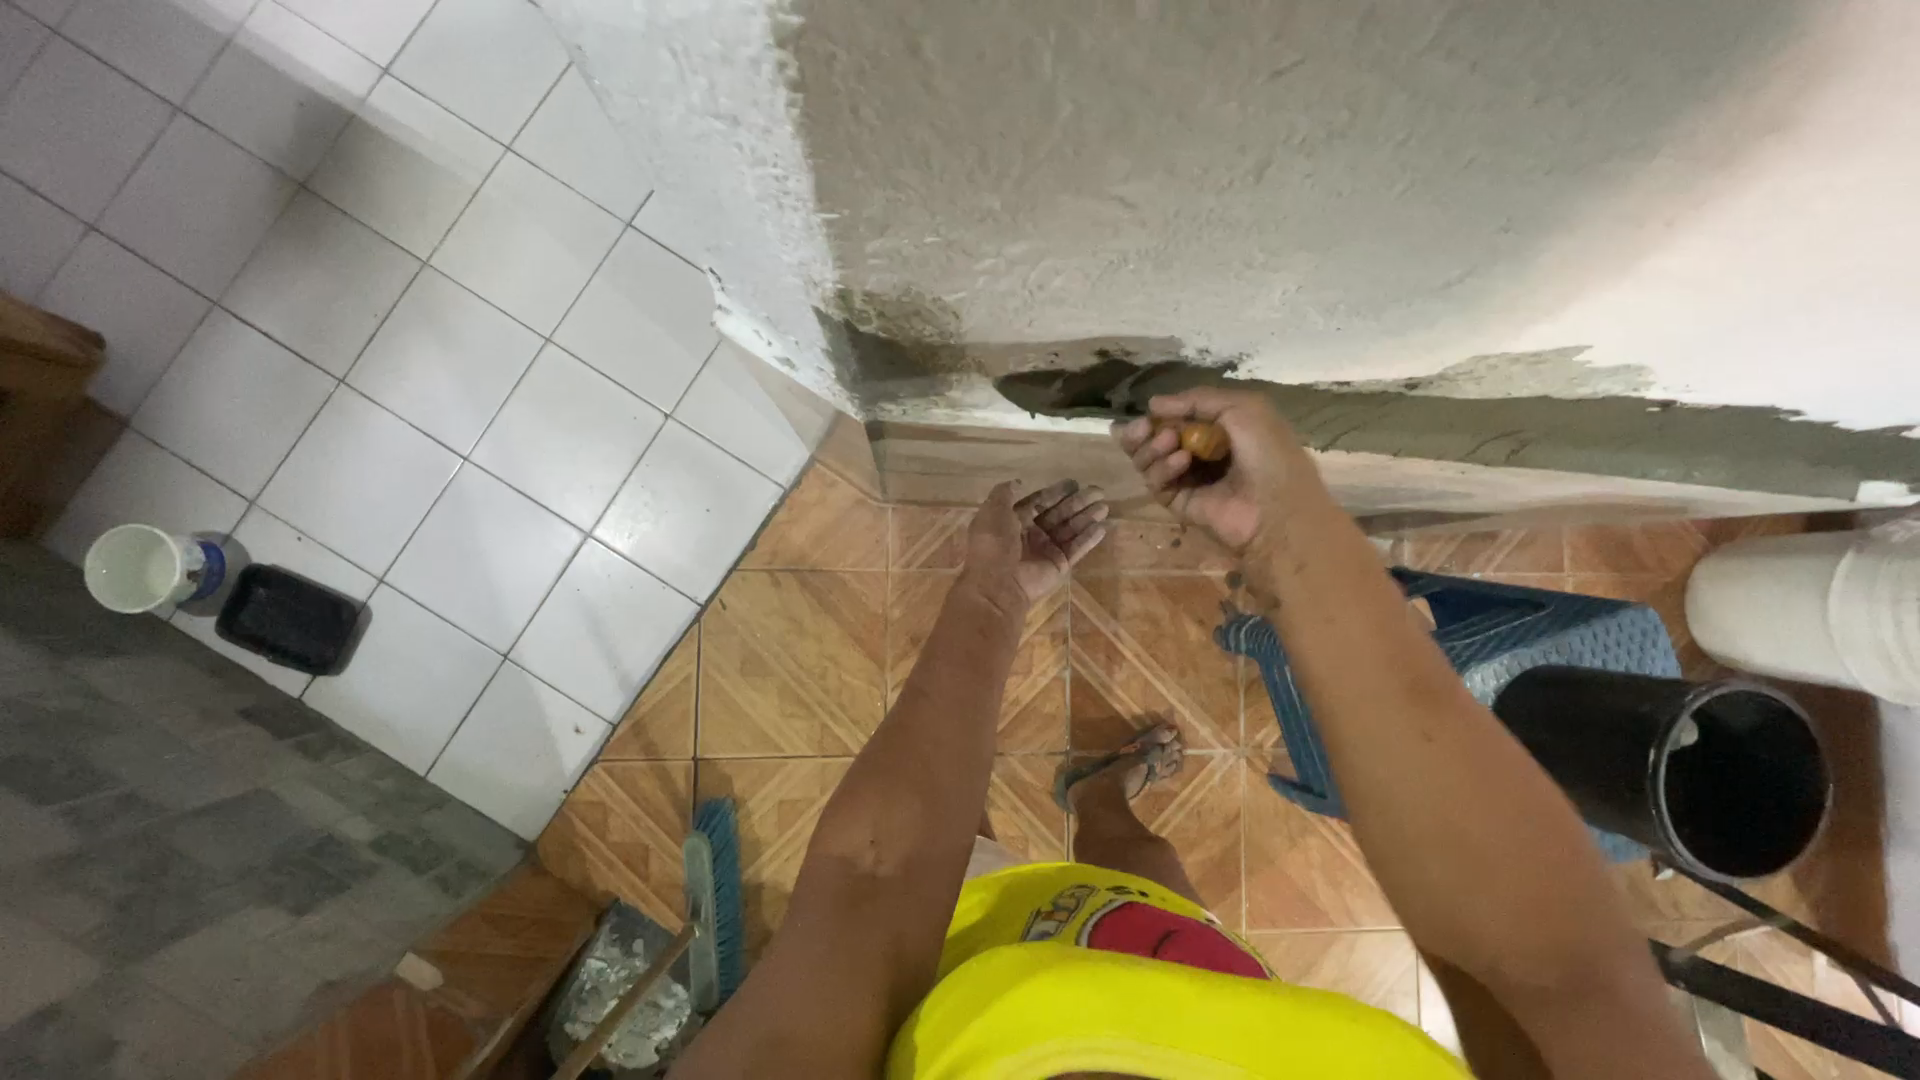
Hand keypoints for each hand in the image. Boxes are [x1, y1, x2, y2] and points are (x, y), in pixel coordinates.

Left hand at [963, 480, 1109, 605]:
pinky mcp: (1059, 566)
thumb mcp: (992, 511)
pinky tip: (1102, 526)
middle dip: (1077, 502)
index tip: (1074, 483)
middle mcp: (1030, 535)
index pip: (1038, 502)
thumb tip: (1019, 482)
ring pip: (1070, 530)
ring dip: (1087, 517)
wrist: (997, 584)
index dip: (1055, 492)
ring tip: (1104, 506)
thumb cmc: (993, 544)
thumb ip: (1004, 494)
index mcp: (1013, 521)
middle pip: (1058, 514)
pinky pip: (1076, 549)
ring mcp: (1046, 551)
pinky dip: (1089, 538)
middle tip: (1098, 491)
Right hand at [1112, 387, 1315, 554]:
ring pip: (1148, 459)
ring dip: (1152, 447)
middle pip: (1152, 439)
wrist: (1276, 508)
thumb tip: (1153, 404)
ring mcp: (1186, 479)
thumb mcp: (1243, 408)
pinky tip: (1182, 462)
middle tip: (1143, 428)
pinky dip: (1162, 468)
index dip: (1159, 413)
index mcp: (1216, 429)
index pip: (1175, 417)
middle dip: (1144, 431)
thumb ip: (1198, 399)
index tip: (1150, 410)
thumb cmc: (1268, 452)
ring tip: (1170, 442)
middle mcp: (1197, 452)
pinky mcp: (1176, 502)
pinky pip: (1155, 482)